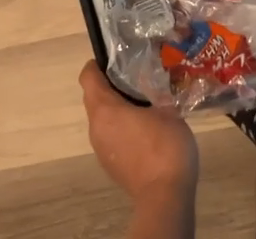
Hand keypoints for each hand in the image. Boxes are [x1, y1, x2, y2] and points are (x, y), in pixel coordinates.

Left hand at [79, 61, 198, 205]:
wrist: (164, 196)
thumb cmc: (164, 146)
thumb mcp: (168, 110)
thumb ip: (157, 92)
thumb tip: (154, 83)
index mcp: (105, 110)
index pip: (88, 77)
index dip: (98, 64)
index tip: (117, 59)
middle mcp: (96, 128)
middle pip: (94, 97)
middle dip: (111, 85)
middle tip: (136, 77)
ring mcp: (101, 149)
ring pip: (102, 118)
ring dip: (117, 108)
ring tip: (144, 102)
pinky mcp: (110, 165)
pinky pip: (110, 136)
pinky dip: (121, 127)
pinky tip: (145, 130)